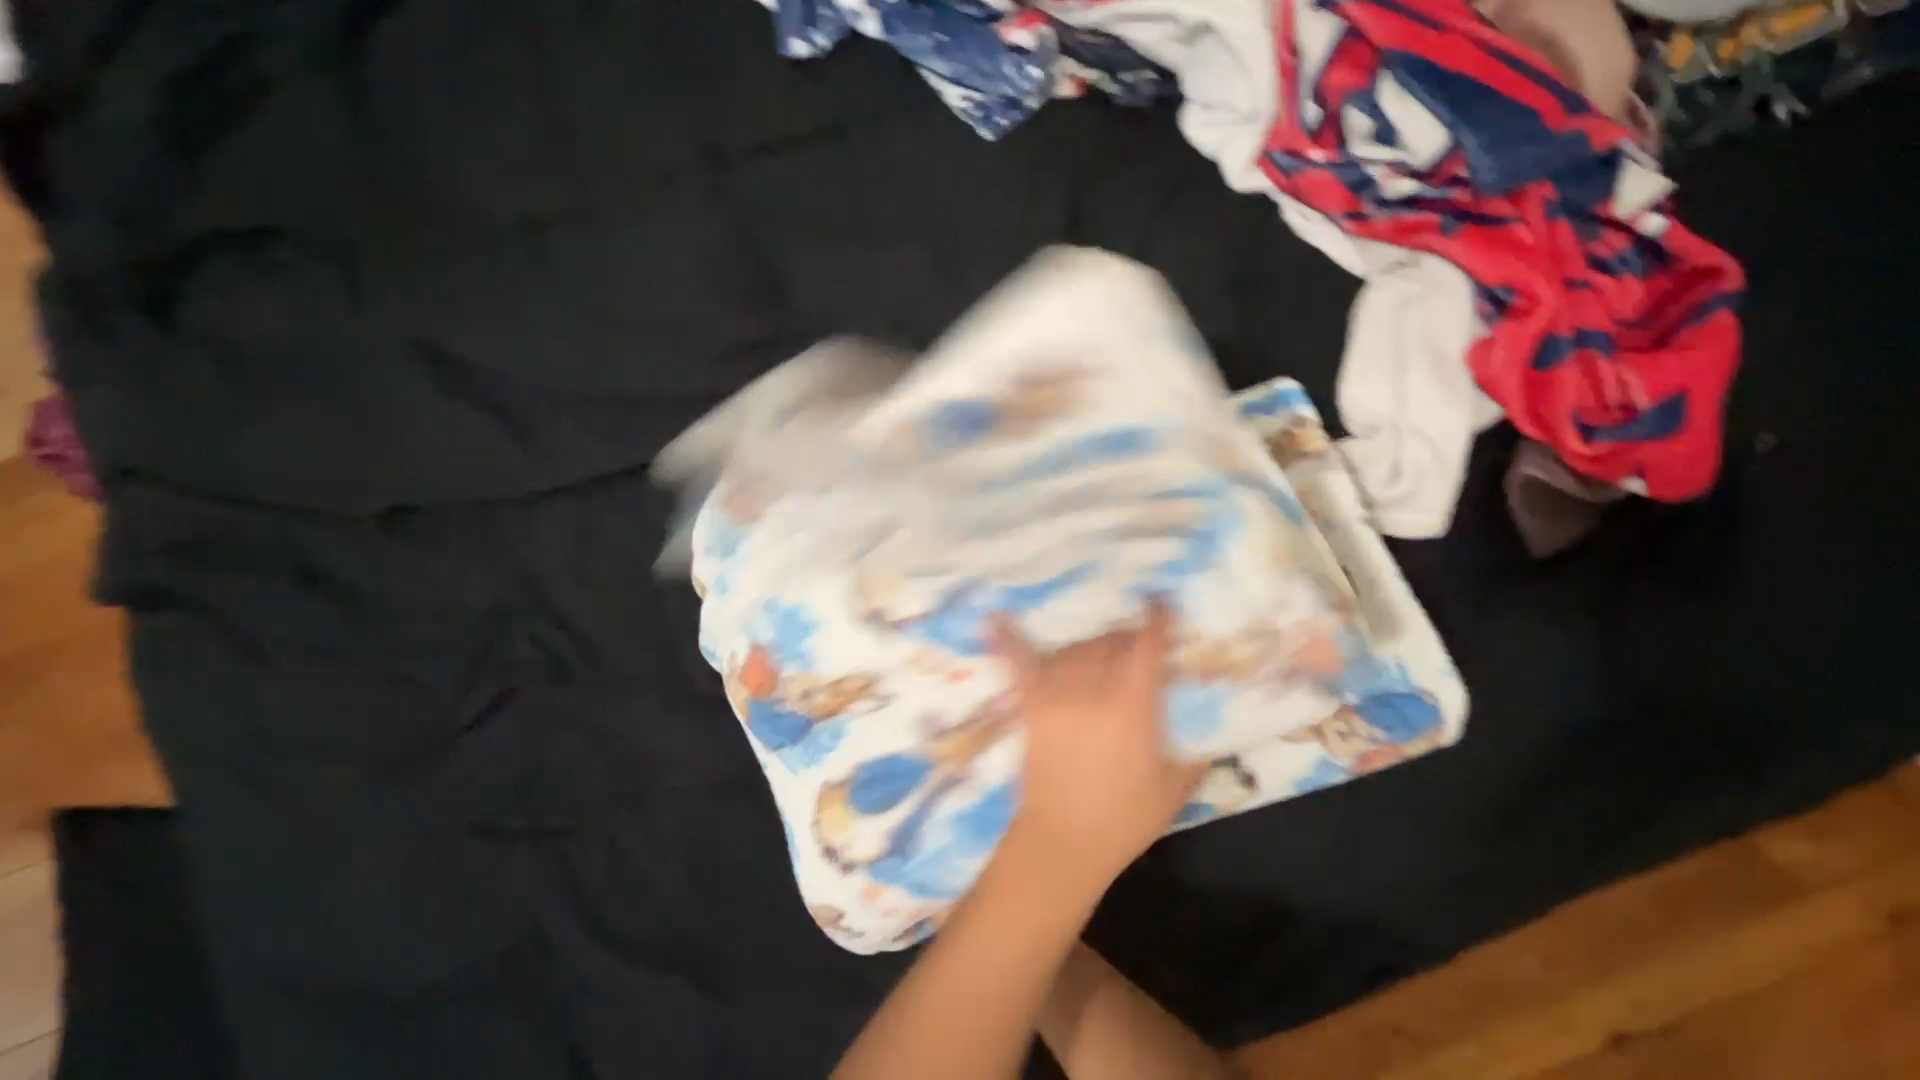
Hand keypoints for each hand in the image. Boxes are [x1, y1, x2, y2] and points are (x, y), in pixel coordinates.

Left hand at [990, 600, 1206, 892]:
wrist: (1064, 843)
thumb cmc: (1126, 819)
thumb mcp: (1175, 784)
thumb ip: (1195, 747)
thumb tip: (1207, 723)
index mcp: (1133, 705)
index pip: (1146, 644)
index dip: (1156, 620)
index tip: (1160, 606)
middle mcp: (1093, 690)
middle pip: (1110, 643)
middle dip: (1126, 639)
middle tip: (1136, 649)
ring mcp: (1055, 696)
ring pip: (1074, 650)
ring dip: (1091, 647)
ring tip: (1101, 654)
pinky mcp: (1028, 708)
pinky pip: (1016, 666)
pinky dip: (1006, 641)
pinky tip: (994, 618)